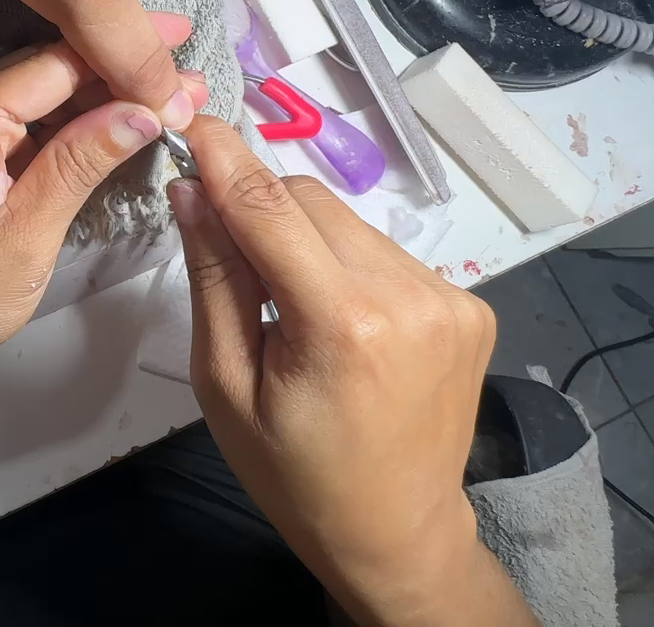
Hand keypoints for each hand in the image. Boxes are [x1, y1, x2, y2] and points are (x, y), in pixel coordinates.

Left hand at [0, 12, 207, 385]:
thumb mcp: (22, 236)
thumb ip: (77, 166)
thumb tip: (141, 109)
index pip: (49, 68)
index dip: (118, 58)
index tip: (181, 55)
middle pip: (53, 71)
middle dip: (123, 67)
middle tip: (191, 69)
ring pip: (53, 93)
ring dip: (112, 91)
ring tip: (178, 90)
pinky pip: (43, 121)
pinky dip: (88, 119)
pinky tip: (130, 116)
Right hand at [170, 117, 526, 625]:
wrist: (397, 534)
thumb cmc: (292, 470)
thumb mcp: (223, 380)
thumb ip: (212, 276)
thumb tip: (191, 191)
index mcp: (343, 324)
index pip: (267, 207)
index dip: (222, 156)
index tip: (186, 119)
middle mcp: (410, 296)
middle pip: (306, 198)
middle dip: (253, 204)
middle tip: (222, 247)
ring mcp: (449, 297)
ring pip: (340, 216)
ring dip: (295, 232)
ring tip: (282, 294)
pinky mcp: (467, 302)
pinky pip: (375, 244)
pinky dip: (335, 255)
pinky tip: (328, 307)